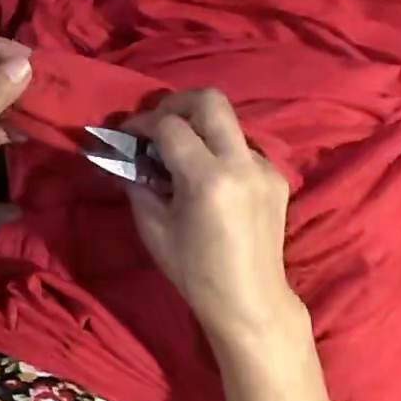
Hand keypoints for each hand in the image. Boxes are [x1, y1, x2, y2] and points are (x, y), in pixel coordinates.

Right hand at [123, 89, 307, 358]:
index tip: (126, 133)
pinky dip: (217, 150)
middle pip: (210, 100)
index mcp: (208, 180)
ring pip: (227, 121)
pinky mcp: (276, 176)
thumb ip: (137, 184)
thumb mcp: (153, 228)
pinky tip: (206, 177)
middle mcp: (242, 164)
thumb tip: (124, 157)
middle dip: (176, 102)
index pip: (170, 126)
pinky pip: (241, 147)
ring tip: (178, 153)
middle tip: (156, 121)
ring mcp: (265, 168)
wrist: (249, 300)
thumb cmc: (193, 271)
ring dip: (198, 126)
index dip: (142, 123)